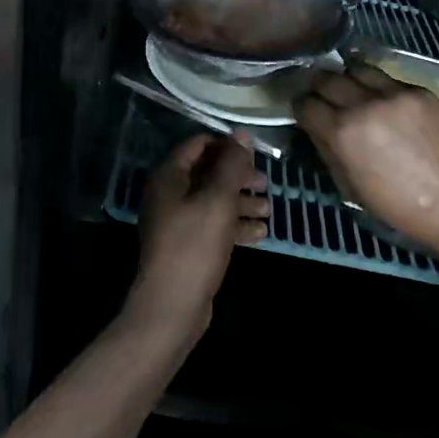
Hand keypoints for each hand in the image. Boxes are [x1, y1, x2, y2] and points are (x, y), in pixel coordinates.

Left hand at [128, 133, 270, 335]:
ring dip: (240, 202)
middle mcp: (169, 193)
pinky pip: (212, 225)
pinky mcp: (186, 244)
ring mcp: (176, 220)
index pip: (198, 145)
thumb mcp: (217, 201)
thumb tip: (241, 133)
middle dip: (238, 176)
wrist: (172, 304)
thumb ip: (230, 165)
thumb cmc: (194, 245)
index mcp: (169, 175)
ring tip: (269, 209)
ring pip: (212, 200)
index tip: (255, 153)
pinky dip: (234, 225)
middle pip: (207, 173)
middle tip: (266, 183)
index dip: (226, 145)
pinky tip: (260, 233)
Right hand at [297, 65, 438, 265]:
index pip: (305, 103)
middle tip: (321, 95)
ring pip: (356, 68)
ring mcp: (394, 93)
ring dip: (347, 77)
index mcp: (342, 131)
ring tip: (350, 88)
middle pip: (326, 78)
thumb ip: (326, 148)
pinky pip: (387, 78)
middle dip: (318, 86)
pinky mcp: (419, 91)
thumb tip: (315, 126)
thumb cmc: (398, 206)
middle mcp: (364, 104)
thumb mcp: (349, 185)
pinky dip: (377, 85)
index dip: (300, 107)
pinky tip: (381, 99)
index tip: (304, 112)